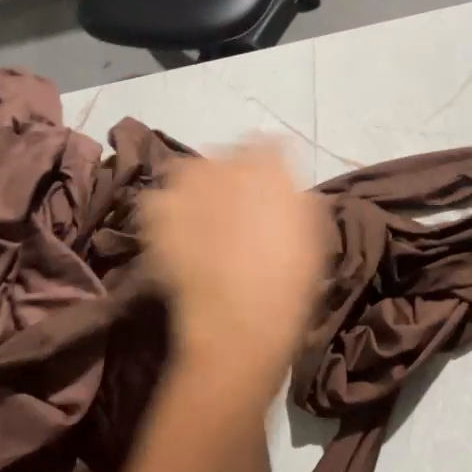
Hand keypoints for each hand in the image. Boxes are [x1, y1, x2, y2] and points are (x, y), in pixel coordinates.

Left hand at [141, 143, 329, 391]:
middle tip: (240, 196)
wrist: (241, 327)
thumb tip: (288, 191)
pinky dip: (165, 207)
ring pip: (187, 169)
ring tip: (203, 206)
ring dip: (196, 182)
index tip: (275, 180)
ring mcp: (189, 194)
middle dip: (231, 168)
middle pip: (226, 152)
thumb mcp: (316, 234)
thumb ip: (299, 200)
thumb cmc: (291, 281)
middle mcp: (228, 170)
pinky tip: (176, 226)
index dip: (272, 160)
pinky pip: (155, 201)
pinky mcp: (159, 224)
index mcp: (272, 169)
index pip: (269, 143)